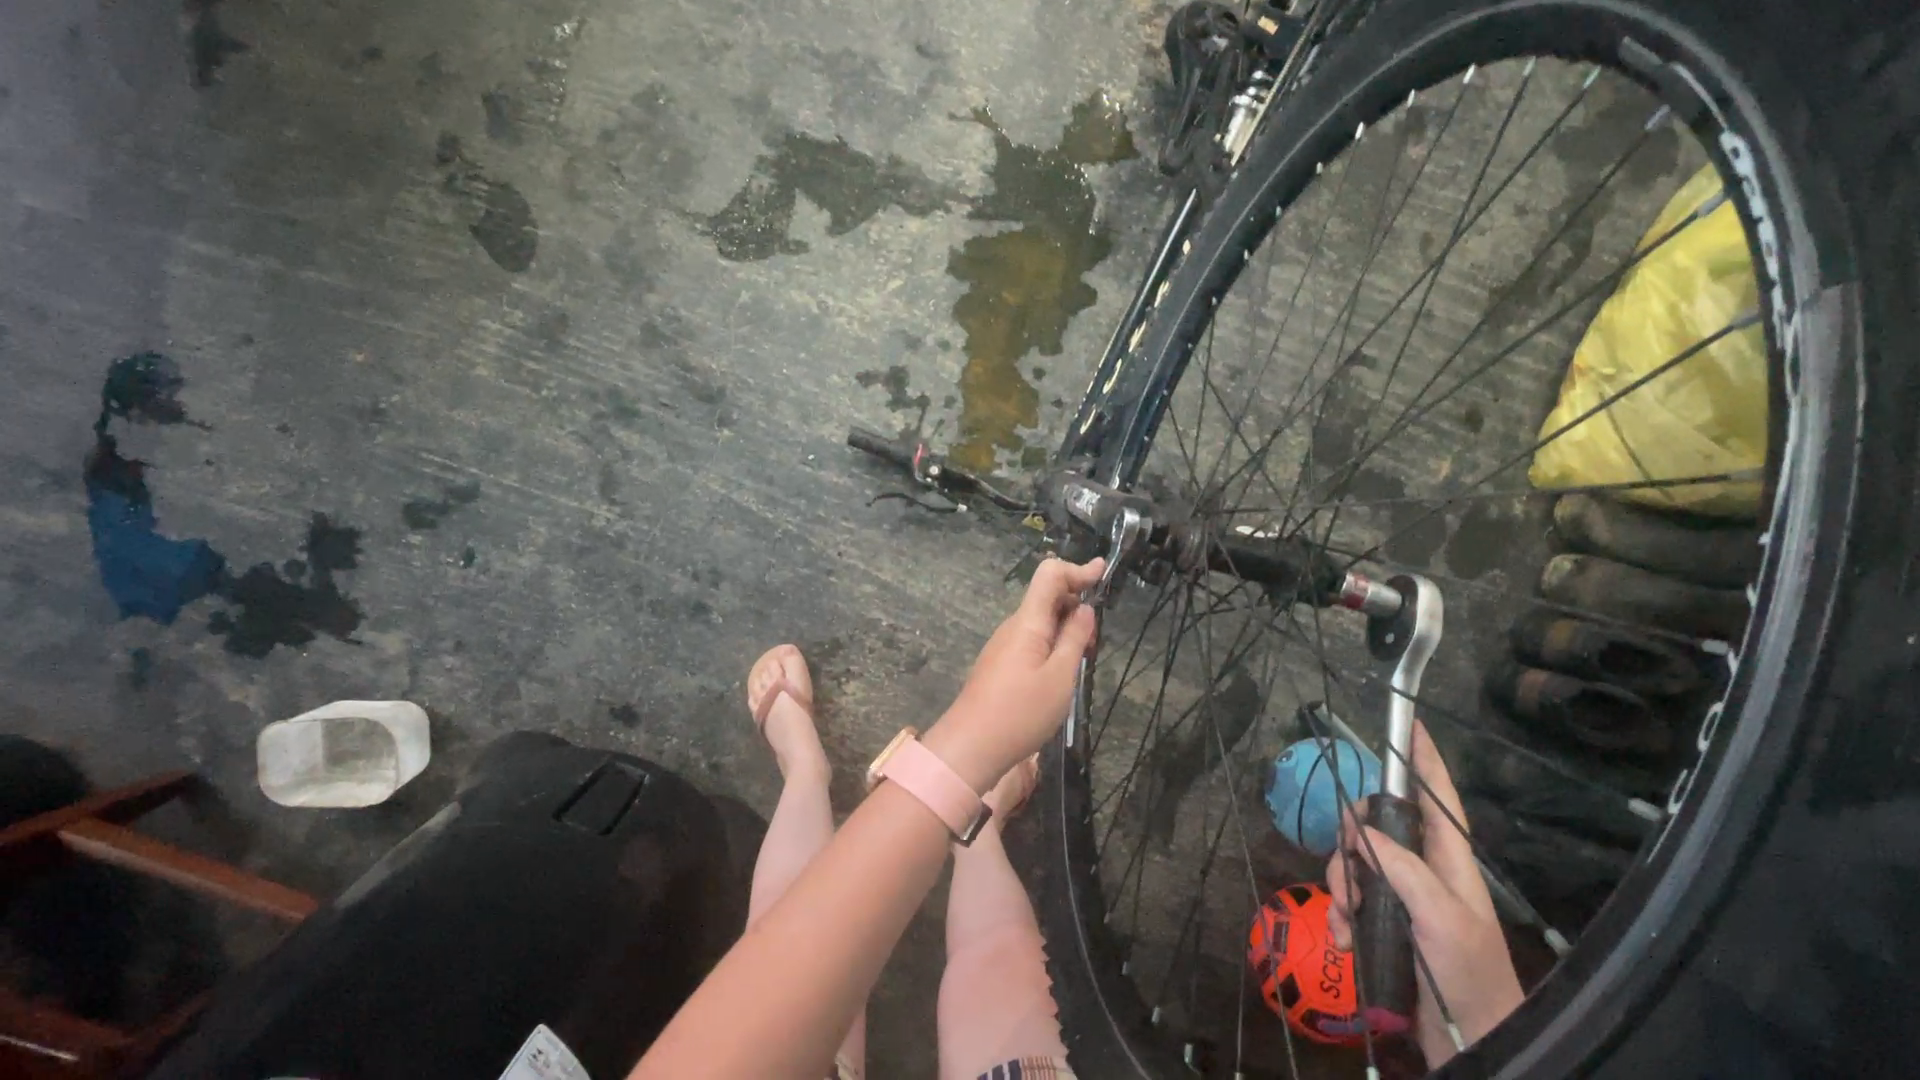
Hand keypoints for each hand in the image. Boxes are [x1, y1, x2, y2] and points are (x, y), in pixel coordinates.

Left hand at [923, 557, 1104, 791]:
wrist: (971, 747)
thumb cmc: (1020, 713)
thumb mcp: (1060, 677)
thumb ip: (1075, 639)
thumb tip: (1085, 608)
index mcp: (1028, 622)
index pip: (1050, 574)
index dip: (1078, 570)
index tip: (1103, 574)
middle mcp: (1013, 627)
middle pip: (1047, 597)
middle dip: (1077, 606)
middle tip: (1096, 642)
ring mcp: (1004, 646)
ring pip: (1041, 622)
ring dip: (1066, 630)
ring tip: (1082, 662)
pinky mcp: (1000, 665)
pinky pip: (1031, 641)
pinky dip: (1052, 646)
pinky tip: (1060, 675)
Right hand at [1325, 722, 1522, 1066]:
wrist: (1474, 1042)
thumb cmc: (1469, 975)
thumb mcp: (1440, 917)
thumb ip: (1404, 868)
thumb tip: (1364, 830)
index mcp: (1449, 860)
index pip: (1436, 796)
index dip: (1423, 759)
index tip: (1408, 724)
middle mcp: (1424, 869)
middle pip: (1376, 826)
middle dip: (1351, 844)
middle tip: (1349, 874)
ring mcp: (1403, 896)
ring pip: (1355, 862)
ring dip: (1341, 886)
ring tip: (1346, 919)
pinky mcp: (1386, 922)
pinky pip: (1349, 899)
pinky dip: (1338, 915)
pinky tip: (1342, 939)